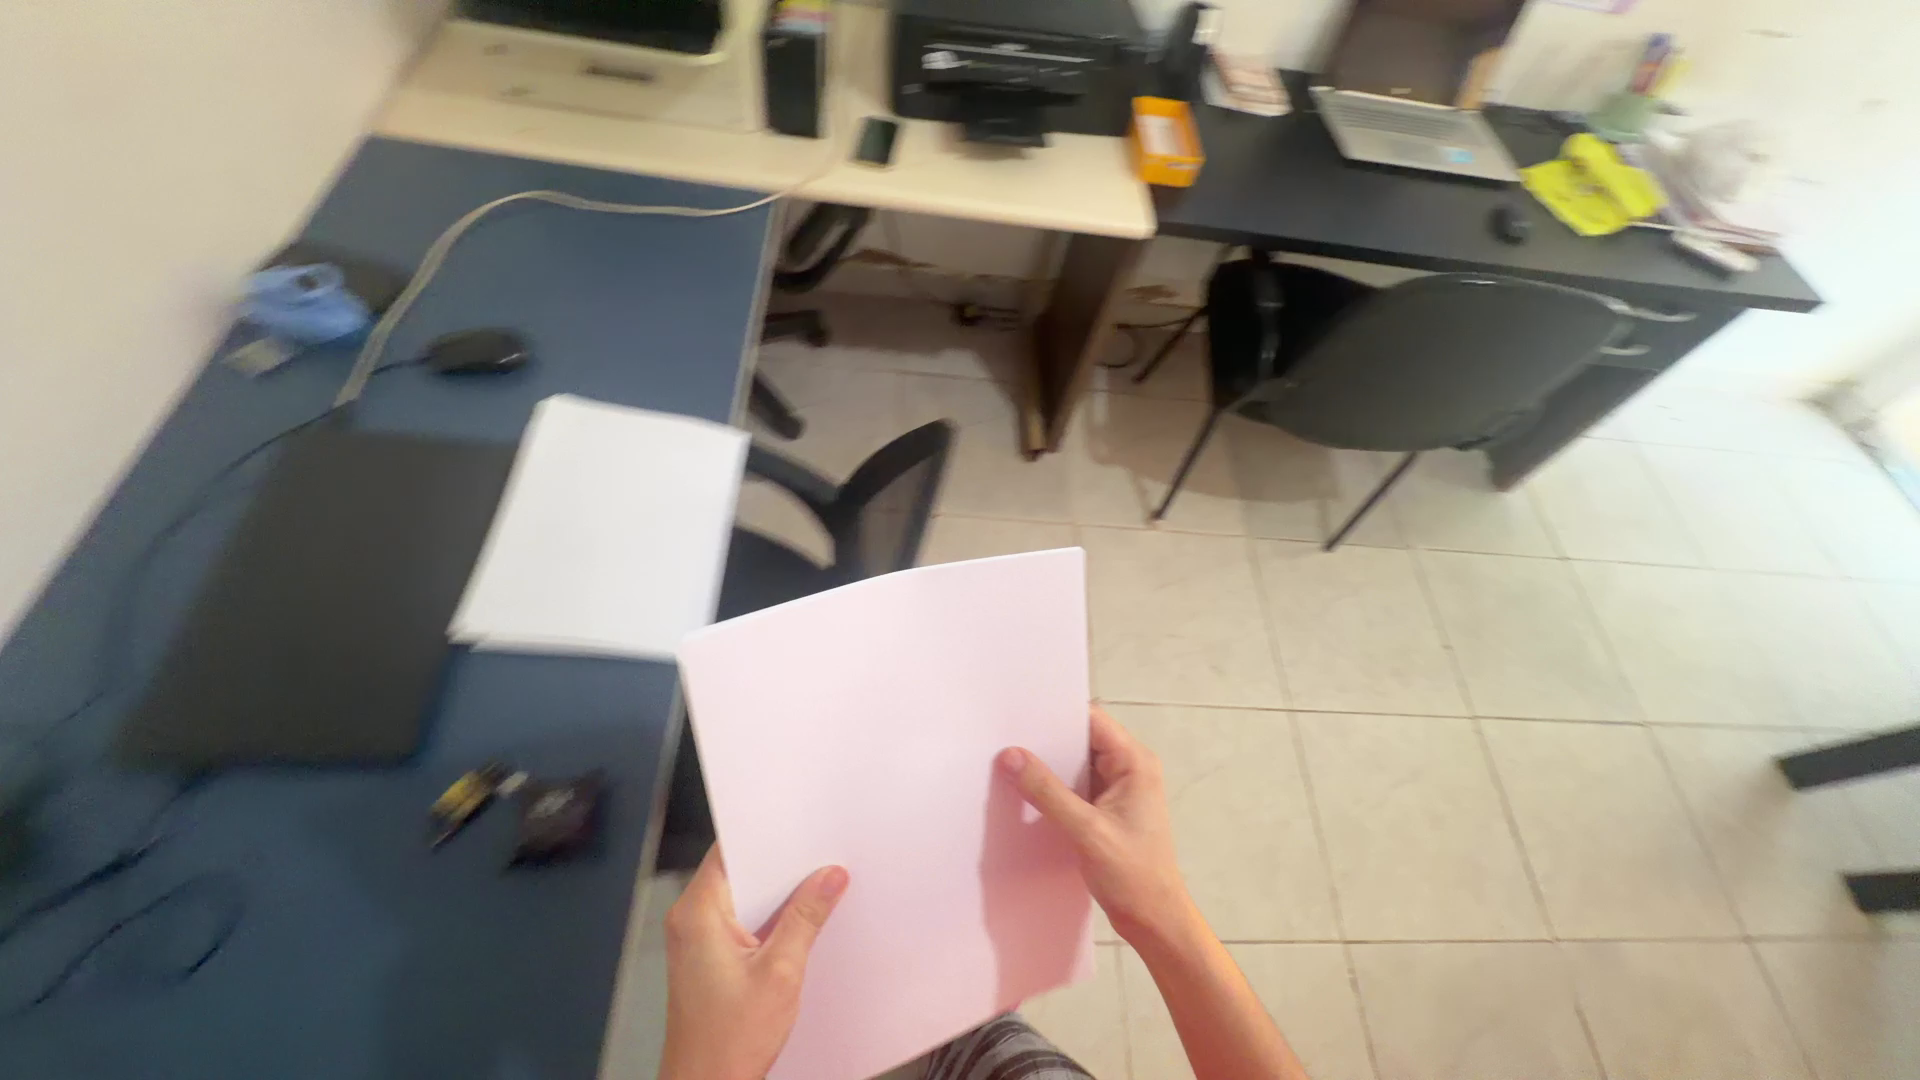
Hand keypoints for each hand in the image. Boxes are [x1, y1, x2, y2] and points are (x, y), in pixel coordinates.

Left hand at [659, 848, 848, 1079]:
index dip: (766, 834)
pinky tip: (799, 923)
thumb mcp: (781, 971)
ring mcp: (697, 940)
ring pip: (744, 896)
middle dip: (781, 866)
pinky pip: (741, 920)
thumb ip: (806, 916)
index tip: (801, 826)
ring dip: (777, 895)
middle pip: (740, 870)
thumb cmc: (729, 1042)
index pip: (730, 849)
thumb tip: (830, 875)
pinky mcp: (707, 958)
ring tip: (816, 888)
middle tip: (820, 857)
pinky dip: (769, 917)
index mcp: (698, 912)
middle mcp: (690, 920)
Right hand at [998, 704, 1195, 947]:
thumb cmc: (1132, 874)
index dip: (1057, 713)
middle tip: (1003, 735)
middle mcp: (1127, 767)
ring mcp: (1116, 789)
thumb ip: (1047, 791)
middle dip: (1045, 738)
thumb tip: (1009, 755)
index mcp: (1134, 762)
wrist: (1155, 922)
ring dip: (1046, 763)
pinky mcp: (1104, 809)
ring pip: (1075, 763)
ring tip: (1005, 758)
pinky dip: (1051, 786)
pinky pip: (1073, 785)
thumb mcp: (1086, 830)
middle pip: (1080, 738)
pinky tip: (1022, 788)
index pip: (1092, 720)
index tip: (1019, 713)